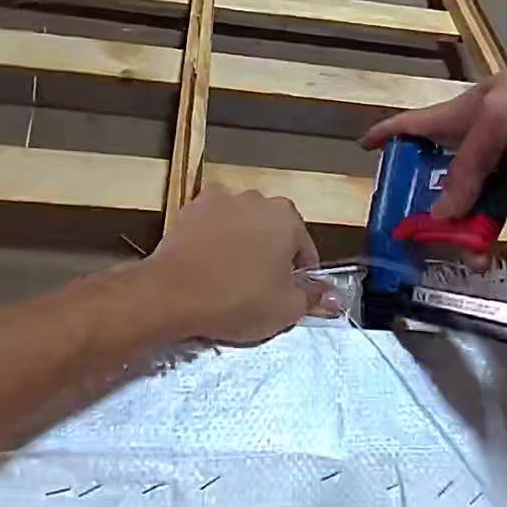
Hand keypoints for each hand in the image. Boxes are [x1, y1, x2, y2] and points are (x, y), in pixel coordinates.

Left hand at [145, 186, 341, 344]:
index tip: (288, 297)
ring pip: (243, 225)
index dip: (300, 278)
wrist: (172, 293)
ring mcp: (220, 199)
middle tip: (258, 290)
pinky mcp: (190, 207)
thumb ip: (314, 297)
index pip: (305, 250)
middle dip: (271, 256)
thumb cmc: (237, 299)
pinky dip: (214, 239)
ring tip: (230, 277)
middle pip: (274, 232)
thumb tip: (334, 295)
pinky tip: (207, 264)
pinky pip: (213, 224)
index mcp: (287, 216)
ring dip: (243, 244)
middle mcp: (256, 198)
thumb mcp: (286, 308)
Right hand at [360, 55, 506, 240]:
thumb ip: (468, 164)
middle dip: (476, 224)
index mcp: (476, 115)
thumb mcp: (504, 120)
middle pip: (467, 191)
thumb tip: (441, 212)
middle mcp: (501, 143)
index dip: (391, 137)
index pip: (421, 125)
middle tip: (475, 255)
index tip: (363, 148)